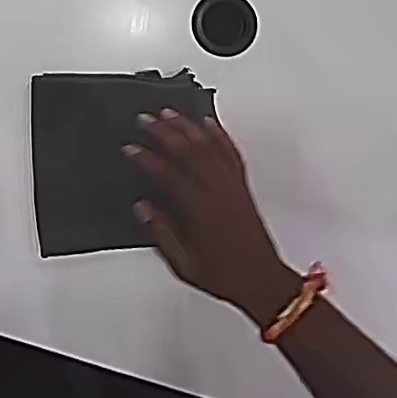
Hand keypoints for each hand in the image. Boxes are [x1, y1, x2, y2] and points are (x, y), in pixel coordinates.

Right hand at [123, 110, 299, 324]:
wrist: (264, 284)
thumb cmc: (226, 276)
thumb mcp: (184, 265)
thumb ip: (161, 234)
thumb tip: (143, 209)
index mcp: (201, 212)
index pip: (168, 174)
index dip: (146, 159)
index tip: (131, 149)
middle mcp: (218, 193)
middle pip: (188, 151)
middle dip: (164, 131)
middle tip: (146, 119)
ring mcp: (232, 187)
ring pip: (209, 146)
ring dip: (187, 126)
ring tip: (170, 113)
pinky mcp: (243, 186)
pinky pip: (231, 153)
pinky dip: (220, 134)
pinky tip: (210, 123)